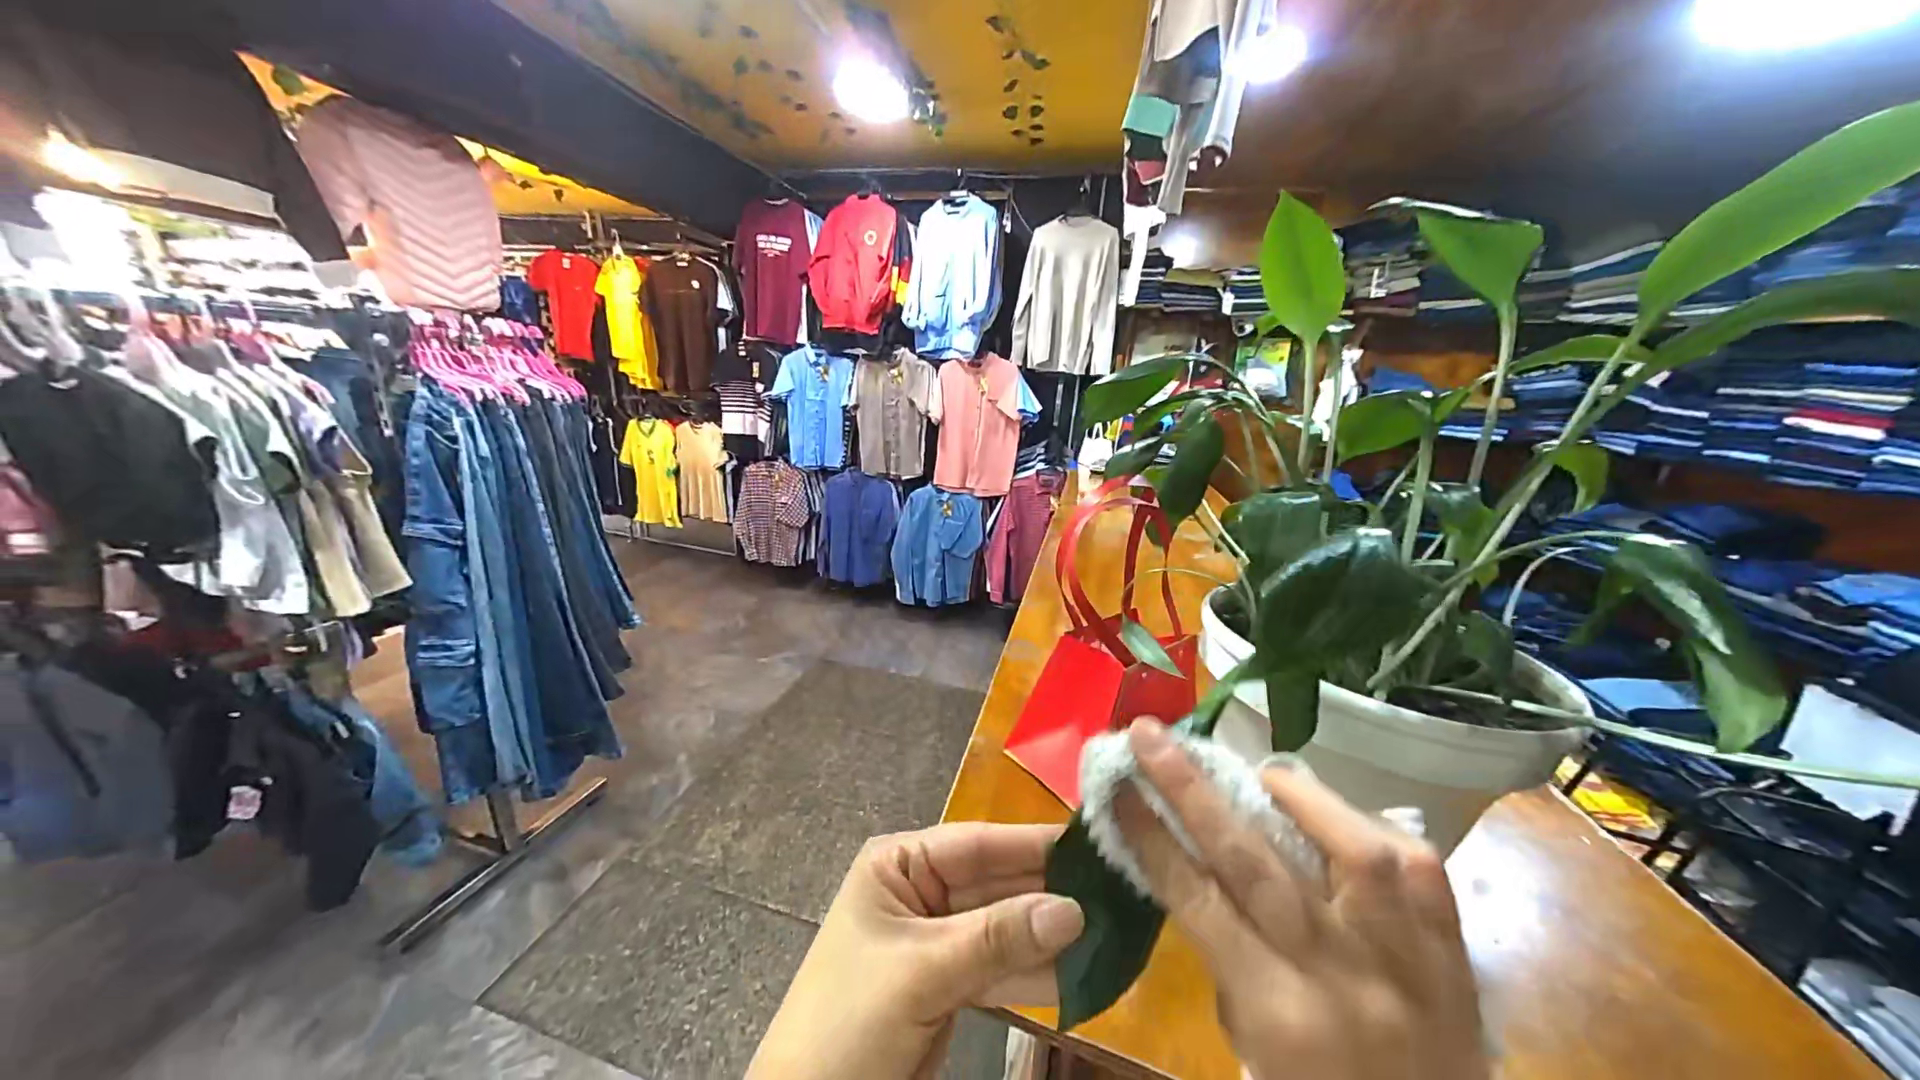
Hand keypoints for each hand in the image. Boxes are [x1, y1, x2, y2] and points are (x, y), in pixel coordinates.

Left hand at [747, 822, 1084, 1079]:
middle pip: (996, 884)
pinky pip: (1000, 966)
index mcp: (900, 865)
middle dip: (1049, 894)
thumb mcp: (921, 972)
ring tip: (1112, 933)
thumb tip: (1074, 910)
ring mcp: (938, 937)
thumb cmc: (850, 1019)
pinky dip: (1035, 972)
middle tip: (1116, 894)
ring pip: (1004, 927)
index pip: (976, 844)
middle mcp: (921, 890)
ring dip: (1050, 936)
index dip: (1033, 845)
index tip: (1094, 845)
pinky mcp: (950, 981)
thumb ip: (996, 939)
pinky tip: (1081, 973)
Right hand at [1116, 718, 1489, 1079]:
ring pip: (1351, 854)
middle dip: (1189, 788)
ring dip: (1295, 796)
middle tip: (1149, 736)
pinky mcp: (1452, 947)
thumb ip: (1224, 951)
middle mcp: (1337, 977)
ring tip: (1258, 773)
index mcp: (1274, 1012)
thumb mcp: (1248, 1041)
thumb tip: (1196, 859)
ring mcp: (1405, 959)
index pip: (1197, 899)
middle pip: (1252, 862)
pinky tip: (1330, 810)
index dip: (1150, 835)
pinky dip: (1362, 822)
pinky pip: (1412, 864)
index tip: (1119, 787)